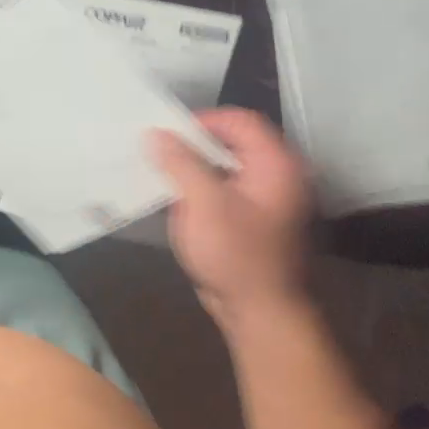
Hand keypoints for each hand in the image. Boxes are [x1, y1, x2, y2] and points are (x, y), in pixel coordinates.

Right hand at [146, 109, 311, 323]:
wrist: (257, 307)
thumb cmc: (235, 253)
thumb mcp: (203, 203)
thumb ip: (179, 163)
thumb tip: (156, 132)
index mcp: (274, 165)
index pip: (239, 121)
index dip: (201, 121)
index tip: (163, 134)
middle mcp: (274, 175)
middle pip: (230, 140)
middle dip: (189, 142)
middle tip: (153, 150)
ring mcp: (262, 197)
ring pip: (222, 165)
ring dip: (188, 165)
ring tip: (156, 171)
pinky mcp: (247, 216)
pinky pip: (219, 187)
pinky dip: (194, 185)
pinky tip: (169, 196)